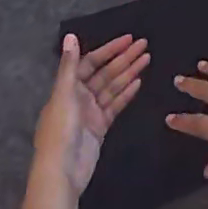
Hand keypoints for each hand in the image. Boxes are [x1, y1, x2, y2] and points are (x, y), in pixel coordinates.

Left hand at [33, 33, 148, 196]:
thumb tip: (70, 35)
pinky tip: (139, 82)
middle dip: (124, 58)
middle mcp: (80, 95)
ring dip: (129, 72)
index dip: (110, 49)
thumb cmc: (60, 130)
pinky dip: (126, 93)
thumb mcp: (64, 94)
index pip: (92, 61)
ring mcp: (91, 111)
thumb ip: (69, 65)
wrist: (61, 173)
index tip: (129, 39)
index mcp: (68, 86)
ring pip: (113, 87)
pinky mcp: (100, 127)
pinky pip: (115, 105)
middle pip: (105, 72)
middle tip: (144, 45)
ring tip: (147, 59)